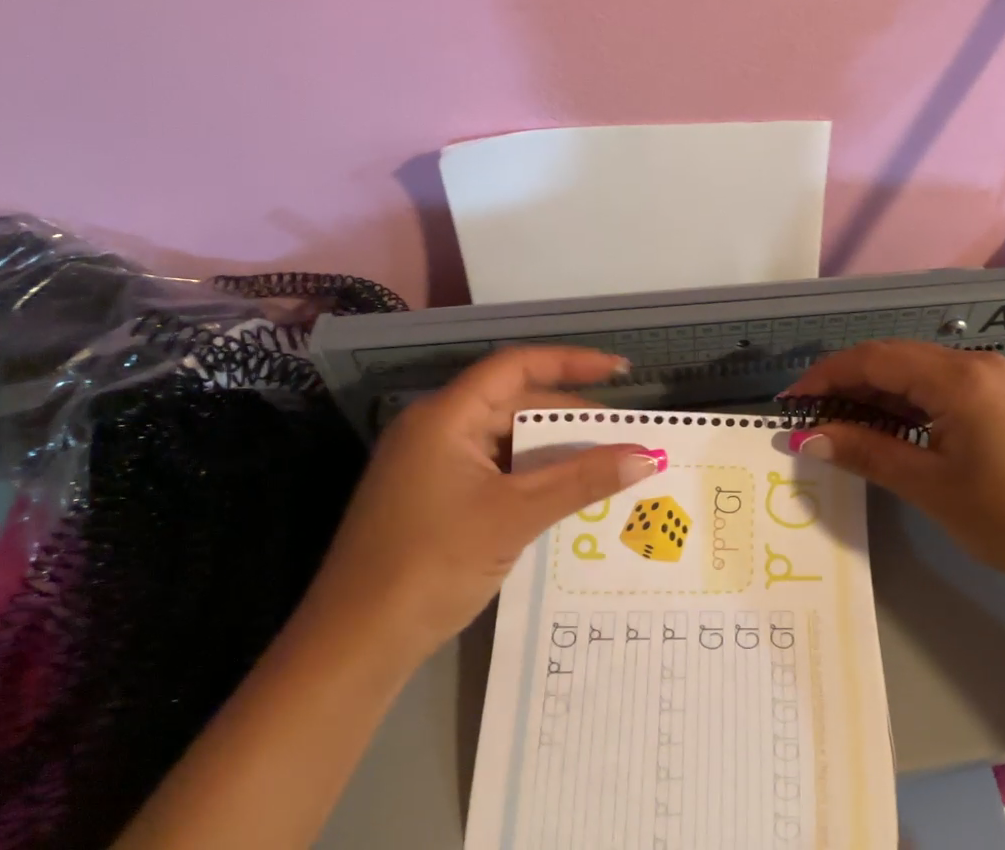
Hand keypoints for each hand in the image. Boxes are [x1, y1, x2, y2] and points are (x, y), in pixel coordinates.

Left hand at [311, 347, 662, 654]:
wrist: (356, 642)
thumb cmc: (434, 563)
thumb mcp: (516, 516)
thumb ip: (583, 480)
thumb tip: (648, 455)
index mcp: (445, 417)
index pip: (515, 367)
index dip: (571, 362)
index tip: (620, 371)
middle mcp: (434, 430)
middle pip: (512, 403)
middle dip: (570, 416)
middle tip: (622, 434)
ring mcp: (429, 467)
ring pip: (504, 442)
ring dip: (553, 451)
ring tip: (605, 464)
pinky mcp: (431, 500)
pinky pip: (492, 472)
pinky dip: (531, 477)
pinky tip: (565, 496)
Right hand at [783, 341, 1004, 583]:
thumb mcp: (930, 487)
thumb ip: (866, 453)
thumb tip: (805, 438)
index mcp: (957, 378)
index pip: (874, 359)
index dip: (826, 376)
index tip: (790, 405)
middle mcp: (973, 364)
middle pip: (893, 359)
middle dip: (846, 384)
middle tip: (808, 420)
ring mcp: (990, 379)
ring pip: (915, 373)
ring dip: (874, 395)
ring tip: (836, 427)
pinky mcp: (998, 398)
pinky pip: (938, 389)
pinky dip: (904, 405)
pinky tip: (883, 429)